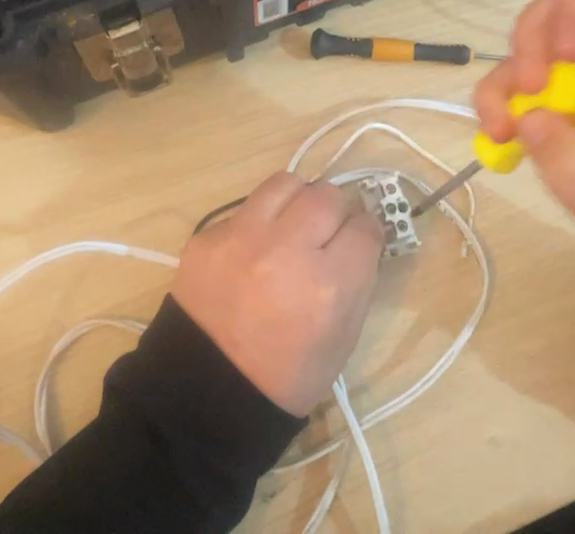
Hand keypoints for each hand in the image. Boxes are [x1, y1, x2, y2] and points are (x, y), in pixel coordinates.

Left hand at [172, 172, 384, 414]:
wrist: (206, 392)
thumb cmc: (286, 375)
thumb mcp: (343, 339)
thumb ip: (358, 281)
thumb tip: (361, 237)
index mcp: (329, 286)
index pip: (366, 227)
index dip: (368, 231)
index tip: (361, 238)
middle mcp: (288, 250)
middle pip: (329, 196)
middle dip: (338, 210)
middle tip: (330, 229)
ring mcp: (243, 238)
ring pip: (286, 182)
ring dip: (299, 199)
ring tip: (294, 221)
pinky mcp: (207, 237)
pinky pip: (245, 208)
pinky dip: (258, 222)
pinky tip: (255, 249)